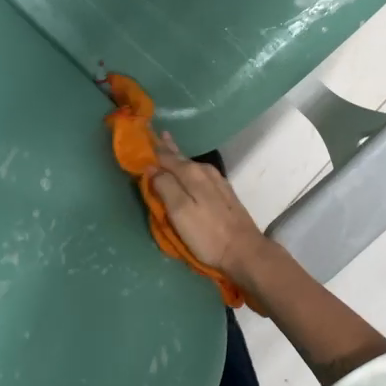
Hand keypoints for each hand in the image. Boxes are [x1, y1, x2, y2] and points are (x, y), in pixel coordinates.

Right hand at [147, 132, 267, 280]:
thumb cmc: (207, 234)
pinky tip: (188, 169)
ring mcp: (217, 180)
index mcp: (191, 172)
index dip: (152, 150)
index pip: (165, 156)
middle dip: (166, 148)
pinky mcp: (225, 192)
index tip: (140, 140)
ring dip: (178, 158)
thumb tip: (151, 167)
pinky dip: (189, 169)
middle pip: (179, 157)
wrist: (245, 251)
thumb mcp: (180, 212)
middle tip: (155, 135)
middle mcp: (204, 170)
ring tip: (168, 148)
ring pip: (191, 165)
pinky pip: (200, 173)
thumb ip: (164, 187)